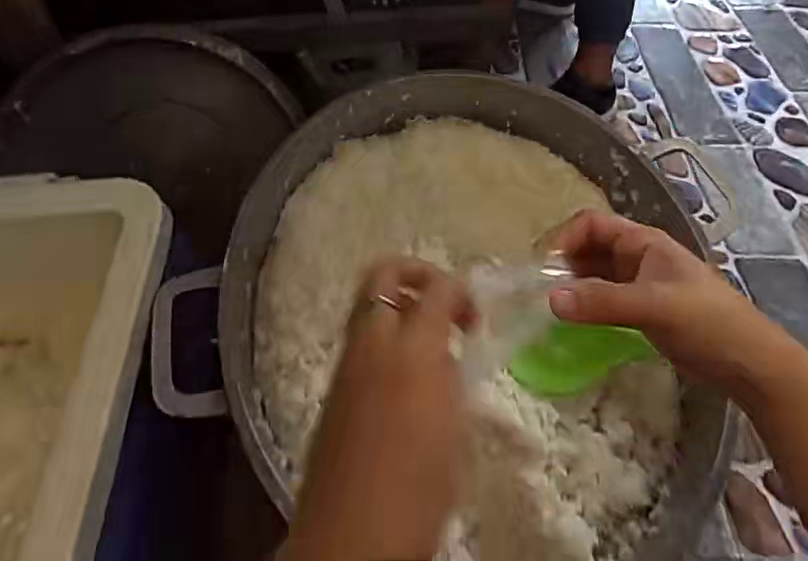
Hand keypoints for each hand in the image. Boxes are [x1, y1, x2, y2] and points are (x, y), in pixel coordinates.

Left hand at [285, 258, 476, 560]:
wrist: (352, 536)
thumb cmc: (418, 486)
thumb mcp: (453, 426)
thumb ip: (448, 373)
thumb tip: (445, 349)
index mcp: (411, 347)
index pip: (436, 288)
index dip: (459, 291)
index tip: (473, 317)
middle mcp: (372, 340)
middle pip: (383, 272)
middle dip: (416, 275)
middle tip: (443, 307)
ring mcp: (347, 360)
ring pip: (367, 302)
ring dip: (398, 306)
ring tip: (429, 344)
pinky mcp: (334, 385)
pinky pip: (359, 338)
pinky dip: (383, 337)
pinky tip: (406, 377)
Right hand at [543, 210, 797, 401]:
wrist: (752, 365)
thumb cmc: (707, 322)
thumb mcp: (653, 307)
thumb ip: (603, 302)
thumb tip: (551, 299)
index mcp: (643, 242)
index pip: (592, 224)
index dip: (566, 237)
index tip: (545, 265)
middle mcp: (638, 257)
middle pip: (591, 247)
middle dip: (565, 262)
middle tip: (542, 288)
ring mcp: (640, 284)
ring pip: (596, 274)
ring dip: (574, 285)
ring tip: (553, 306)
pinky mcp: (643, 311)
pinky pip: (605, 299)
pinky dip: (587, 305)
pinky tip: (575, 321)